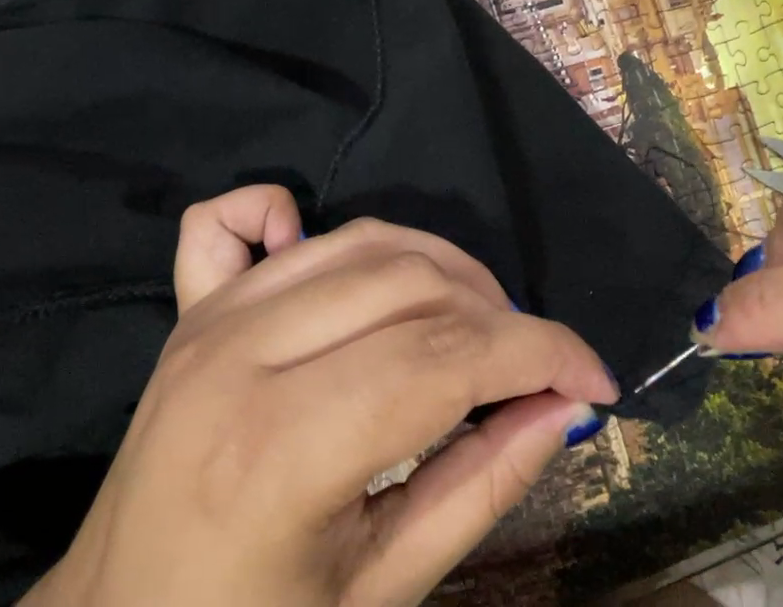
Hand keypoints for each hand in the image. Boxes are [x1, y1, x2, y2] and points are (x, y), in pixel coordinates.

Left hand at [24, 186, 618, 606]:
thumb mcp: (382, 587)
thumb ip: (479, 486)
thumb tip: (561, 406)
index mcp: (282, 448)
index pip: (446, 357)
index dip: (542, 355)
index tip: (594, 381)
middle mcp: (239, 357)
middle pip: (409, 285)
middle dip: (499, 315)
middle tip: (534, 371)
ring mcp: (207, 321)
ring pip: (355, 242)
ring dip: (437, 267)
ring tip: (475, 325)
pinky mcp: (188, 311)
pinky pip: (233, 219)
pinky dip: (291, 213)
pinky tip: (338, 259)